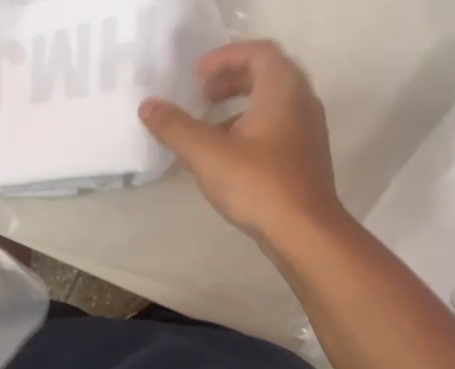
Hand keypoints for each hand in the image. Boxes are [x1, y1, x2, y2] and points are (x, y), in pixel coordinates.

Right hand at [139, 41, 344, 240]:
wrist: (302, 229)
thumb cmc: (257, 185)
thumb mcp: (207, 155)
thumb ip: (176, 128)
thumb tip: (148, 106)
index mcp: (282, 89)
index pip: (256, 53)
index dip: (224, 58)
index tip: (195, 76)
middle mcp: (301, 101)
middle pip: (265, 76)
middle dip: (230, 82)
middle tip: (200, 98)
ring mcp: (306, 130)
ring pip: (270, 105)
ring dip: (238, 108)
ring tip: (208, 130)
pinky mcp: (303, 157)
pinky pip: (274, 129)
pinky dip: (249, 129)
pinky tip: (227, 157)